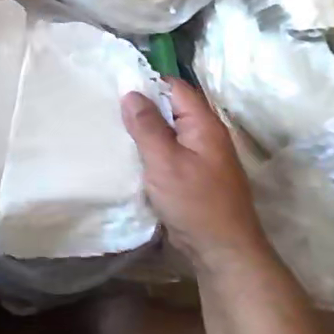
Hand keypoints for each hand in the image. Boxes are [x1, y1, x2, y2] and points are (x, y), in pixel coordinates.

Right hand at [122, 80, 269, 276]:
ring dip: (147, 132)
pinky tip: (131, 158)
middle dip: (143, 107)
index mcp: (204, 123)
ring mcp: (202, 157)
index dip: (148, 82)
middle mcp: (206, 134)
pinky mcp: (195, 176)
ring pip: (170, 132)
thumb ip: (147, 125)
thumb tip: (131, 93)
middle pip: (172, 108)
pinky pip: (171, 153)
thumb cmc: (195, 203)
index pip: (175, 87)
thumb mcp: (165, 161)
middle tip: (108, 107)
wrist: (224, 252)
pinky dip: (153, 152)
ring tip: (114, 129)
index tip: (117, 85)